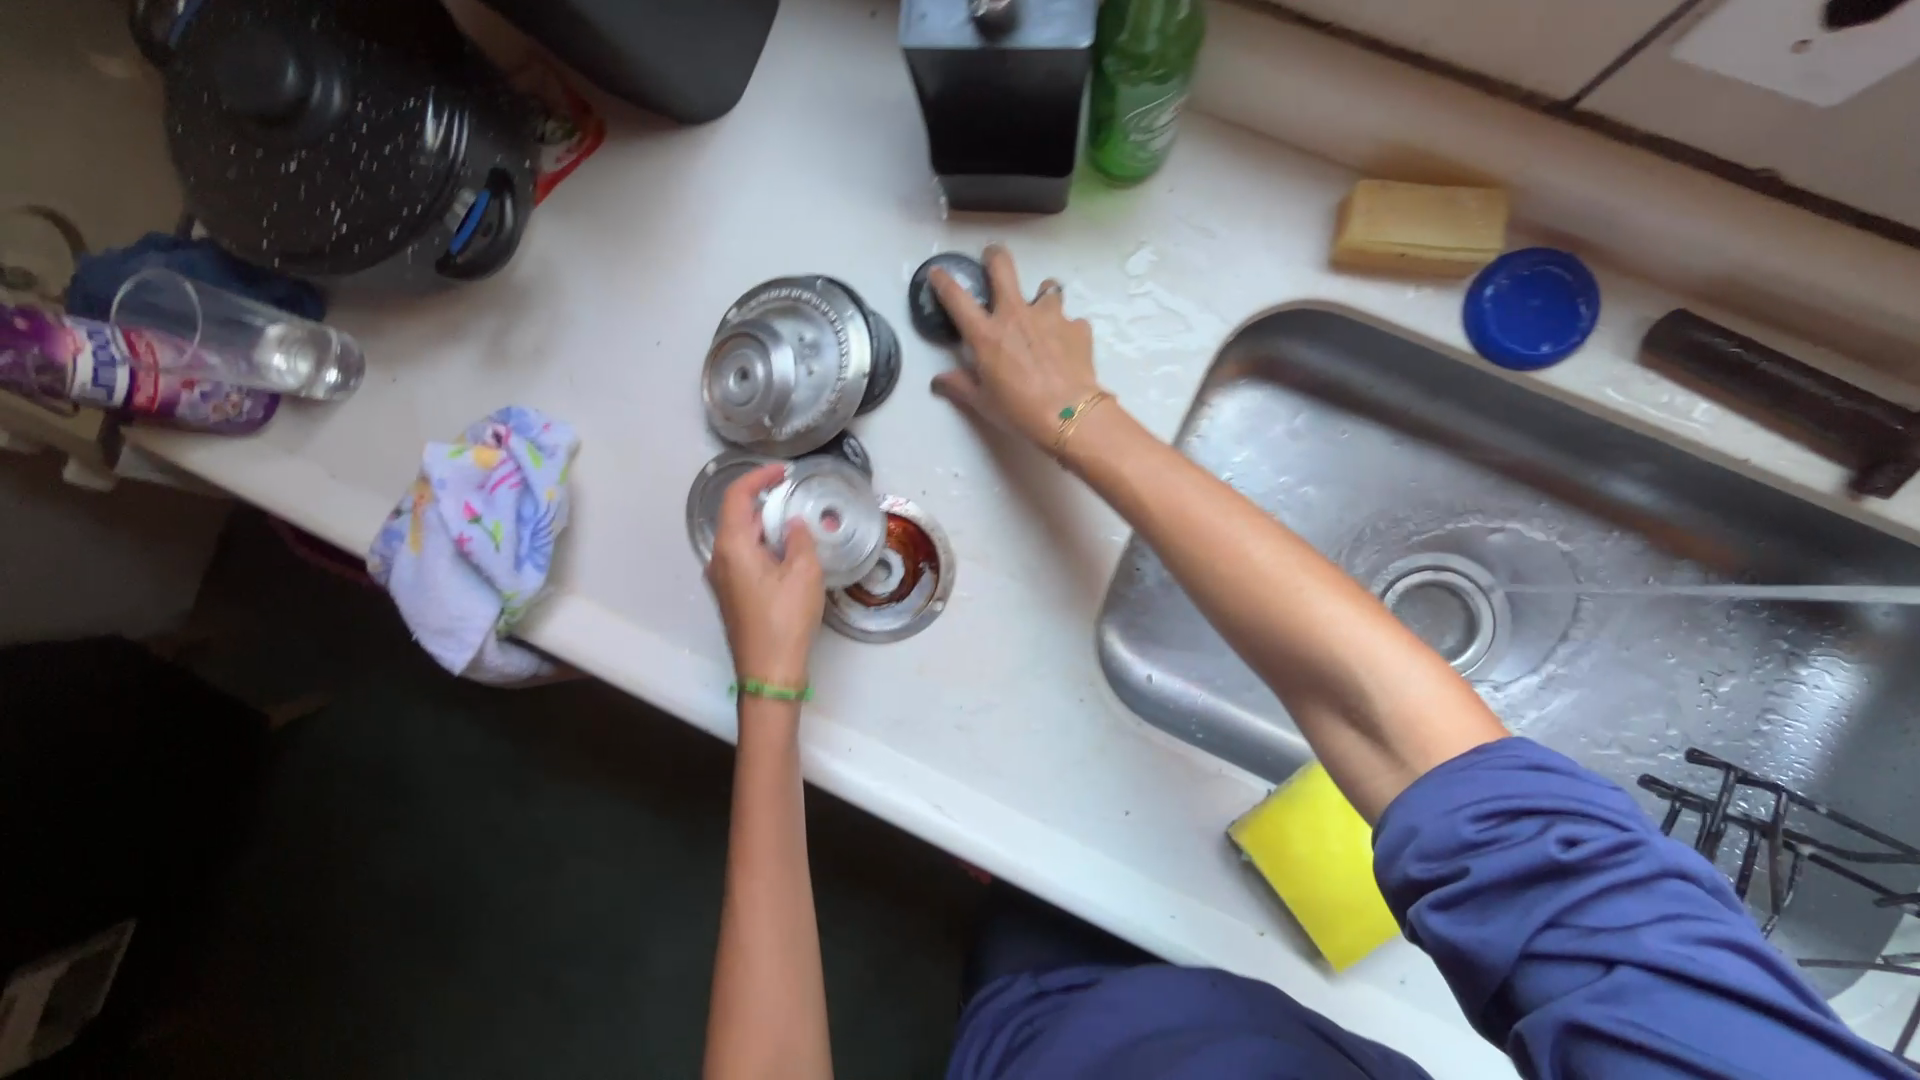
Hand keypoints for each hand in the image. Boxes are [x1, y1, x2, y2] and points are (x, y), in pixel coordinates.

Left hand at [706, 463, 823, 686]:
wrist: (769, 671)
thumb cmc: (785, 619)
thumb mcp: (804, 572)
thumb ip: (798, 539)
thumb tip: (793, 524)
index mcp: (731, 547)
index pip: (736, 496)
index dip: (758, 477)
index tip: (783, 472)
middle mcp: (718, 559)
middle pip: (737, 517)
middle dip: (766, 503)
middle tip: (797, 497)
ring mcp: (722, 579)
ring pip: (741, 540)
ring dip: (766, 527)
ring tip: (797, 524)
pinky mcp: (732, 596)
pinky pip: (744, 559)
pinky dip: (764, 547)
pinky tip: (788, 554)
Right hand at [929, 244, 1100, 450]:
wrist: (1069, 416)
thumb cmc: (1019, 411)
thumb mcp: (984, 403)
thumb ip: (960, 386)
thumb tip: (939, 381)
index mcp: (987, 334)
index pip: (957, 298)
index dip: (943, 281)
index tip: (938, 273)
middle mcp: (1017, 315)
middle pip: (1002, 267)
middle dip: (994, 257)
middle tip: (993, 259)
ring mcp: (1050, 317)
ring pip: (1047, 287)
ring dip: (1042, 296)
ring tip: (1043, 313)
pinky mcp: (1077, 327)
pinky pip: (1071, 322)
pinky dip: (1067, 330)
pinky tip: (1067, 347)